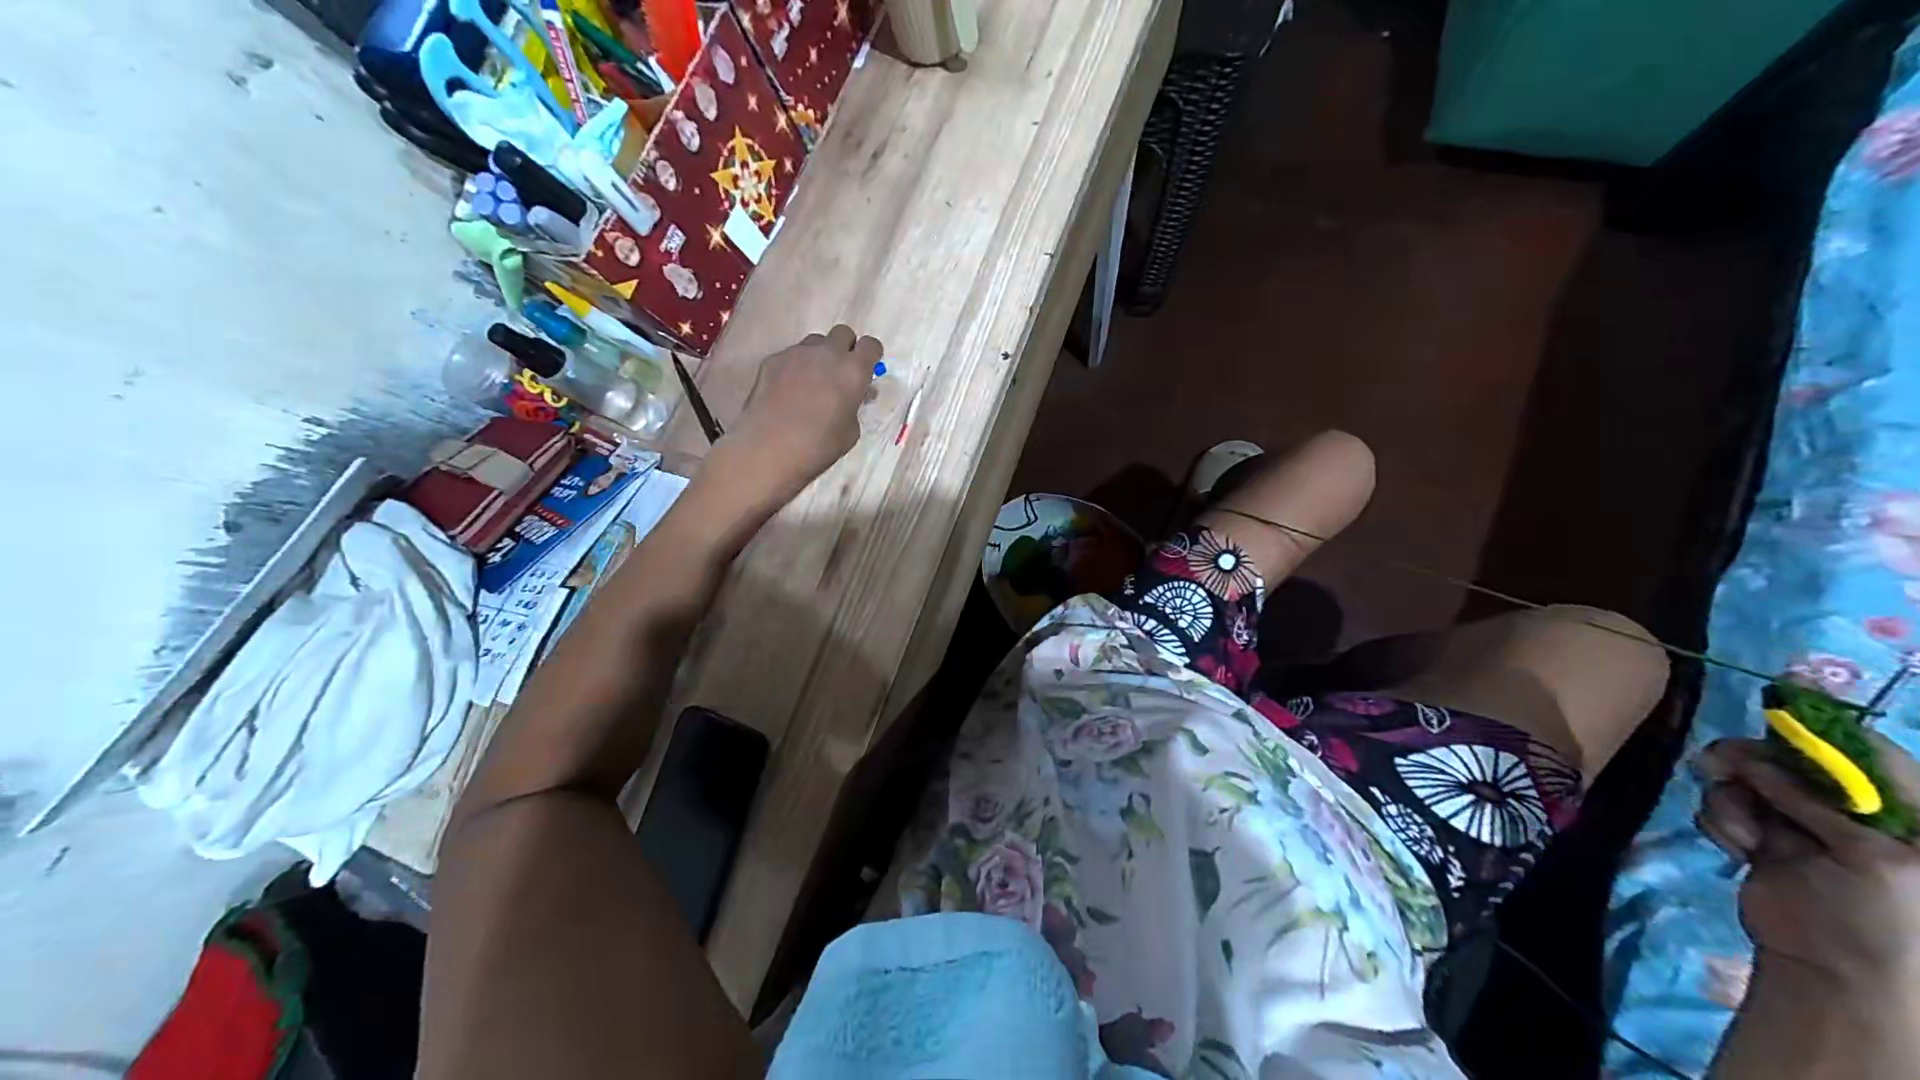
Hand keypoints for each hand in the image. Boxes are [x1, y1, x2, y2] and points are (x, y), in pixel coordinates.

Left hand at [706, 325, 881, 513]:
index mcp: (853, 371)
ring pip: (815, 343)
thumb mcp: (850, 431)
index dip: (870, 356)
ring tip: (812, 384)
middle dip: (846, 349)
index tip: (867, 371)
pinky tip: (788, 392)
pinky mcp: (772, 360)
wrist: (768, 451)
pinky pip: (791, 356)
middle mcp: (827, 354)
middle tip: (840, 375)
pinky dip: (795, 368)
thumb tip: (853, 395)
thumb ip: (854, 405)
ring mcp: (796, 353)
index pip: (871, 345)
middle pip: (843, 334)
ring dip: (820, 356)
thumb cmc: (818, 447)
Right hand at [1697, 734, 1919, 991]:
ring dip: (1732, 801)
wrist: (1836, 975)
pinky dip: (1722, 821)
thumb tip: (1751, 760)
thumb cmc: (1880, 921)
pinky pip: (1727, 806)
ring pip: (1749, 781)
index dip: (1817, 732)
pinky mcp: (1764, 834)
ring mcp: (1805, 823)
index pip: (1867, 752)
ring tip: (1740, 834)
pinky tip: (1735, 846)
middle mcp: (1856, 810)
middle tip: (1714, 767)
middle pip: (1791, 760)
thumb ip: (1812, 803)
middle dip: (1751, 765)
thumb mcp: (1868, 859)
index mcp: (1907, 814)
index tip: (1765, 720)